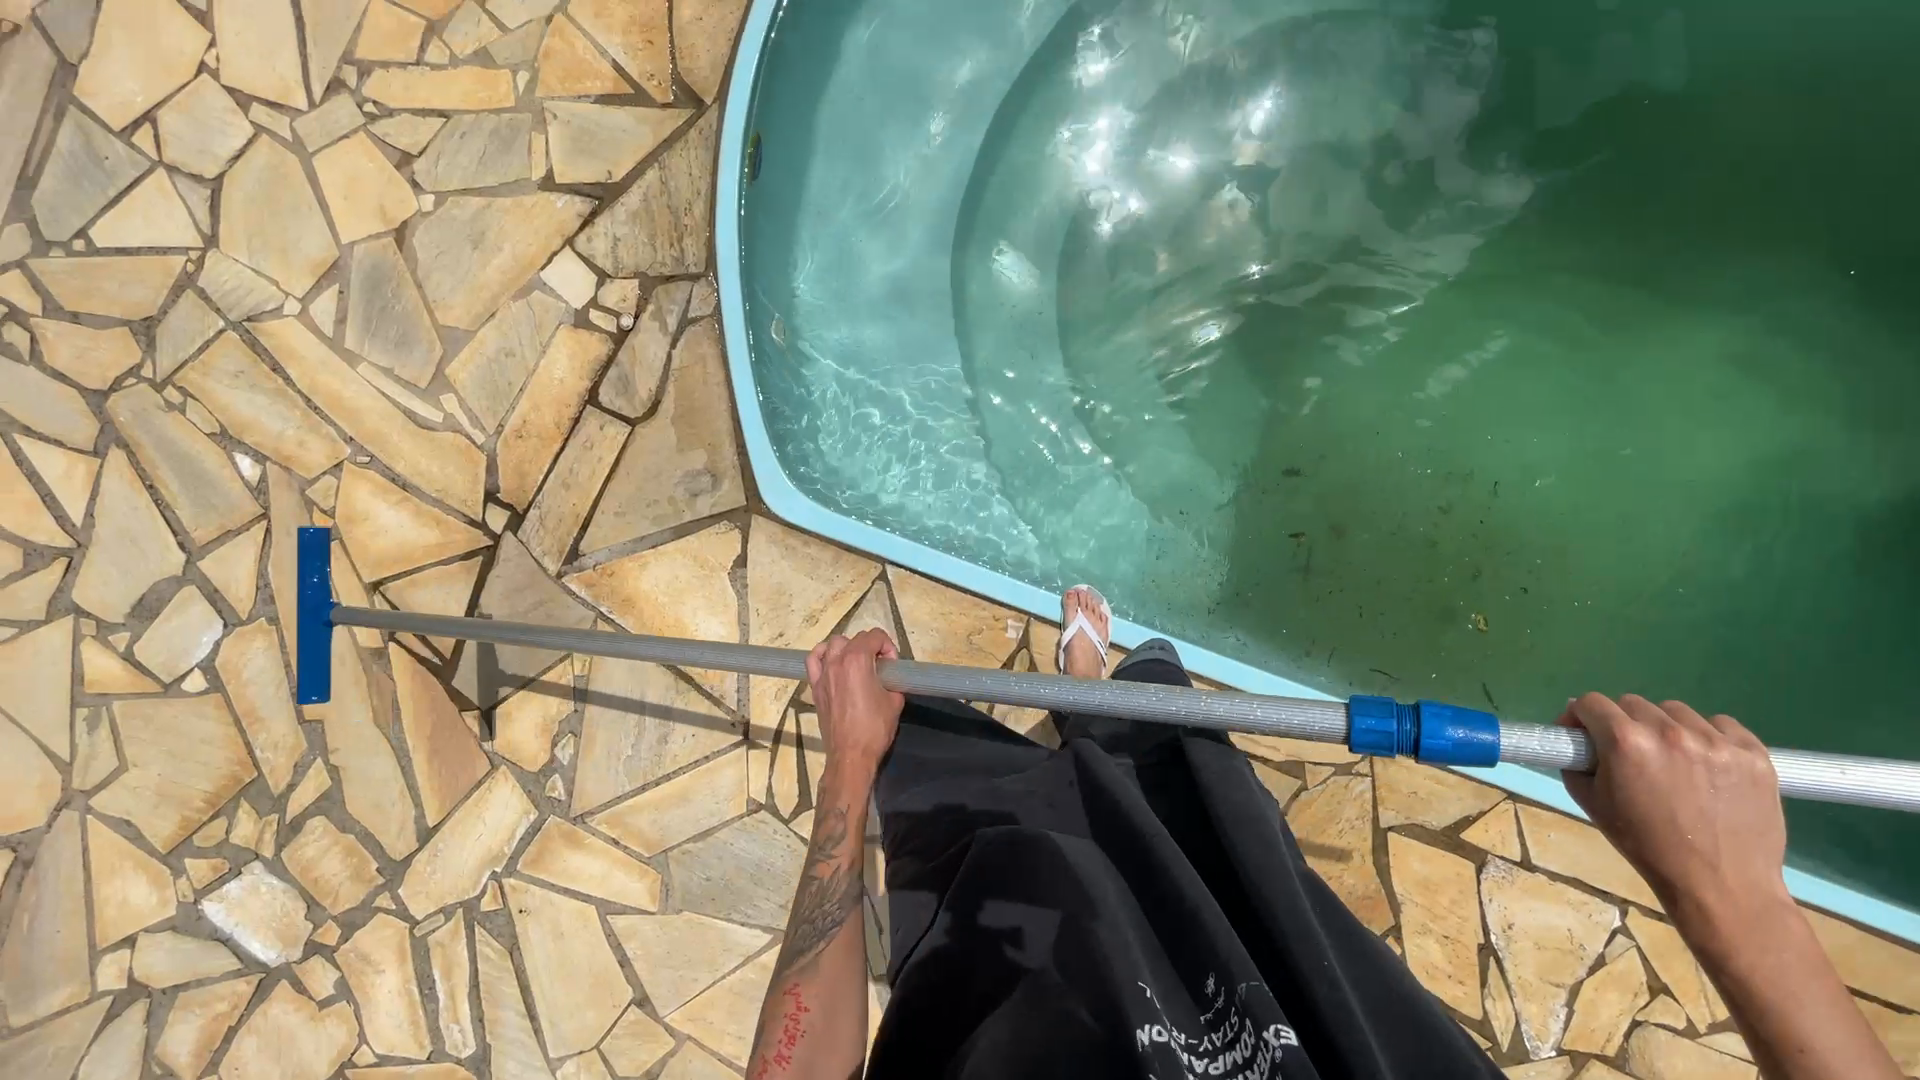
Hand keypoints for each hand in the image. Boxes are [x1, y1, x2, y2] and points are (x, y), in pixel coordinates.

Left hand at [804, 629, 904, 781]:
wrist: (851, 755)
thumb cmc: (875, 728)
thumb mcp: (895, 701)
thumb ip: (892, 681)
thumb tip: (889, 678)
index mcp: (858, 661)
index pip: (874, 636)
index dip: (888, 647)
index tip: (892, 666)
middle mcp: (837, 661)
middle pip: (856, 638)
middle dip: (872, 647)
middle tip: (881, 668)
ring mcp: (823, 673)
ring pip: (834, 644)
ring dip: (849, 648)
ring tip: (858, 664)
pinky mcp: (815, 686)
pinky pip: (814, 660)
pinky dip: (823, 655)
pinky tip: (833, 662)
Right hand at [1558, 693, 1788, 936]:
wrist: (1720, 884)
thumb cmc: (1645, 844)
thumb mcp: (1591, 802)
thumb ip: (1576, 761)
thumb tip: (1576, 736)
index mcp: (1625, 742)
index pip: (1591, 702)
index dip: (1580, 717)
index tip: (1583, 735)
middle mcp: (1669, 732)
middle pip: (1633, 703)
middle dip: (1621, 722)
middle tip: (1628, 754)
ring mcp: (1717, 742)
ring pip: (1676, 712)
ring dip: (1664, 727)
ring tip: (1671, 759)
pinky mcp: (1754, 754)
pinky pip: (1722, 724)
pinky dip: (1708, 735)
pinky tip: (1706, 762)